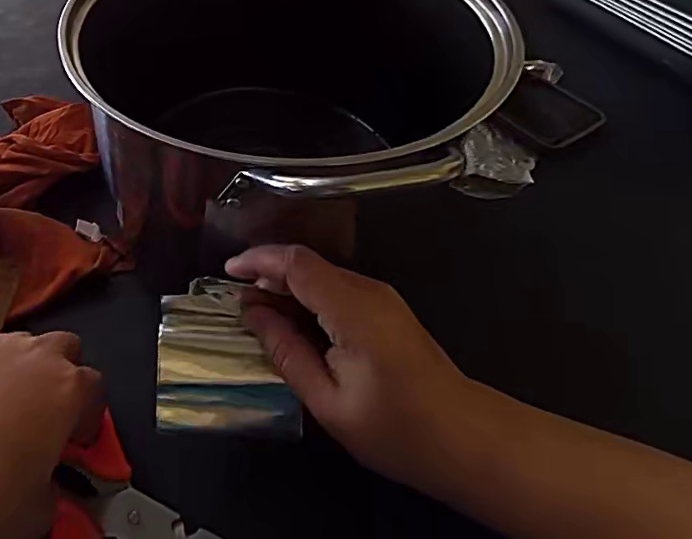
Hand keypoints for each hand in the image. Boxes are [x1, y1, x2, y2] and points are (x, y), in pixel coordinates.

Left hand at [0, 332, 102, 538]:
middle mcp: (37, 358)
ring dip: (21, 371)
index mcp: (69, 391)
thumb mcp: (34, 513)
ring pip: (22, 345)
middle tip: (46, 416)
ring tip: (0, 415)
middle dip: (61, 377)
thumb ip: (56, 493)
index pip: (96, 390)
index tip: (78, 439)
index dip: (89, 418)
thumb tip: (50, 497)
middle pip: (66, 349)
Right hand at [225, 245, 484, 490]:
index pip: (296, 262)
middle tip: (237, 299)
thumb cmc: (397, 427)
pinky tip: (294, 320)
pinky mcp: (385, 306)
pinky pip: (338, 289)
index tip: (229, 270)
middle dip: (268, 274)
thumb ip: (288, 352)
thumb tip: (255, 316)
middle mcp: (367, 289)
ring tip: (258, 312)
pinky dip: (309, 297)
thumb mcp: (329, 400)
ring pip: (323, 275)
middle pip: (309, 264)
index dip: (259, 260)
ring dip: (288, 286)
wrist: (461, 432)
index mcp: (352, 306)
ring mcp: (380, 295)